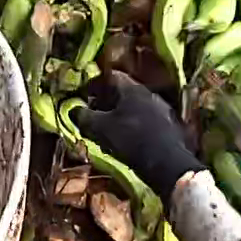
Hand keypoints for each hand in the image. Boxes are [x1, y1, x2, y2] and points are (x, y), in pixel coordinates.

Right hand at [77, 73, 204, 197]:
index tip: (84, 94)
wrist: (165, 162)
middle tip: (92, 113)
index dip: (95, 84)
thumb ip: (84, 116)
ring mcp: (161, 110)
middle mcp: (149, 94)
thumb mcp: (100, 128)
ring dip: (118, 115)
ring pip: (134, 107)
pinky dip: (131, 126)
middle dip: (106, 101)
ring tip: (106, 129)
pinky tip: (124, 140)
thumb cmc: (130, 139)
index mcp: (133, 89)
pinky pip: (144, 120)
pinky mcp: (167, 126)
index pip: (111, 77)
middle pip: (123, 92)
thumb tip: (73, 110)